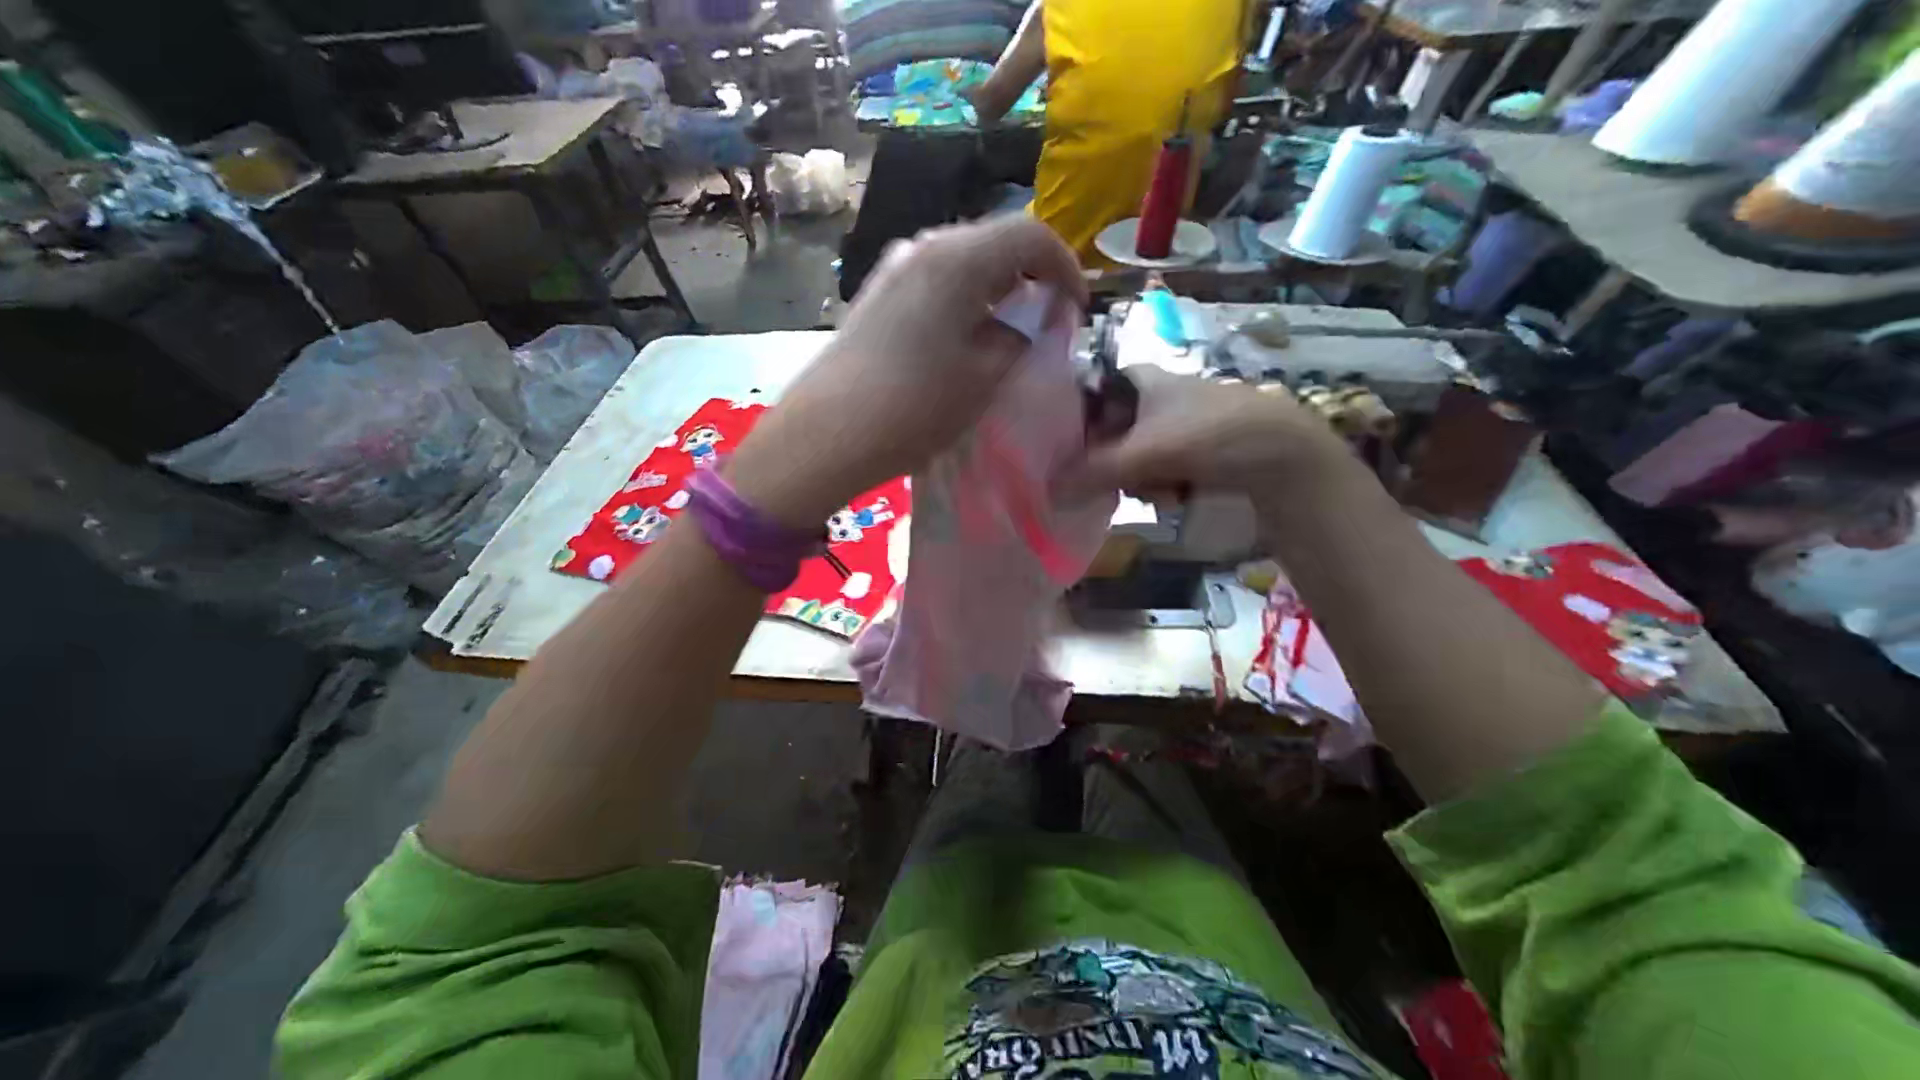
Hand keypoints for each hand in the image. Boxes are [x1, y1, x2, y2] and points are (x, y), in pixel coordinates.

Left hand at [728, 215, 1085, 525]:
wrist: (828, 433)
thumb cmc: (916, 406)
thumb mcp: (986, 375)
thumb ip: (1022, 335)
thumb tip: (1032, 319)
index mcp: (960, 257)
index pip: (1032, 236)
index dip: (1066, 268)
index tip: (1077, 309)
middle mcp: (925, 245)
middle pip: (996, 241)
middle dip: (1032, 276)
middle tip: (1049, 320)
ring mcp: (895, 266)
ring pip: (965, 260)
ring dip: (997, 288)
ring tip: (1011, 332)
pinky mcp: (878, 292)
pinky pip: (936, 279)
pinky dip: (965, 298)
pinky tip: (967, 336)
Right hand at [1067, 366, 1357, 502]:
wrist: (1286, 456)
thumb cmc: (1207, 437)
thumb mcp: (1141, 455)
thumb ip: (1091, 474)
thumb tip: (1048, 492)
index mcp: (1147, 379)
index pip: (1098, 385)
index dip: (1081, 412)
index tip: (1072, 444)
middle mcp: (1167, 393)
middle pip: (1118, 426)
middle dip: (1113, 459)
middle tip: (1117, 481)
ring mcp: (1192, 420)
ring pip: (1144, 450)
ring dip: (1142, 476)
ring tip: (1158, 494)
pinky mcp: (1213, 445)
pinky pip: (1172, 464)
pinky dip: (1169, 481)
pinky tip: (1178, 497)